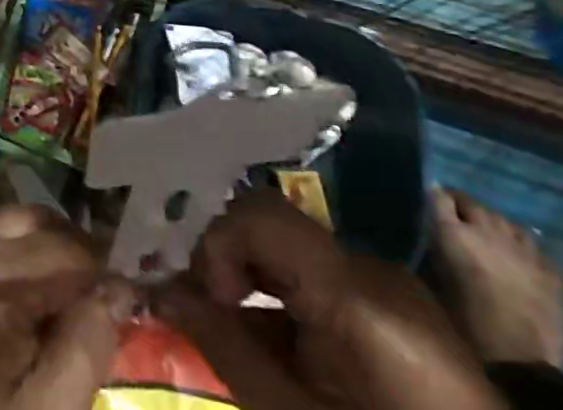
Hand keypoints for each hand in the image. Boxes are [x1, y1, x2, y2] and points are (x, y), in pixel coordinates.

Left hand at [0, 206, 134, 409]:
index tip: (144, 306)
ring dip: (57, 254)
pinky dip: (24, 255)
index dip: (118, 282)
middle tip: (114, 306)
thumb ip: (84, 348)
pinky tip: (35, 298)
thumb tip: (120, 289)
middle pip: (52, 232)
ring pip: (24, 224)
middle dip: (88, 263)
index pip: (80, 258)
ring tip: (78, 301)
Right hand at [156, 190, 506, 409]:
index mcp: (352, 290)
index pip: (259, 214)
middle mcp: (370, 268)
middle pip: (270, 229)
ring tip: (235, 333)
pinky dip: (284, 300)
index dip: (217, 243)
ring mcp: (390, 286)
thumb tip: (163, 294)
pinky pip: (321, 281)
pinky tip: (279, 348)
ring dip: (251, 282)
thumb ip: (223, 345)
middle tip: (206, 312)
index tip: (213, 300)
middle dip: (225, 262)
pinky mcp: (399, 307)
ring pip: (290, 254)